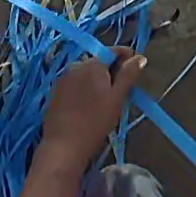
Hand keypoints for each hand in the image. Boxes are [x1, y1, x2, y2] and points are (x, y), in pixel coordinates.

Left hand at [38, 48, 143, 176]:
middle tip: (122, 92)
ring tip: (105, 102)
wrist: (63, 145)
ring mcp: (63, 78)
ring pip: (86, 74)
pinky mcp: (55, 92)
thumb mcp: (117, 97)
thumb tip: (140, 57)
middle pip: (99, 63)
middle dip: (111, 72)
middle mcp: (75, 65)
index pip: (112, 51)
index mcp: (92, 63)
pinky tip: (88, 107)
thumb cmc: (95, 121)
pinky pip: (75, 84)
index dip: (126, 56)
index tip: (136, 67)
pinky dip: (84, 90)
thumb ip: (128, 75)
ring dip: (98, 81)